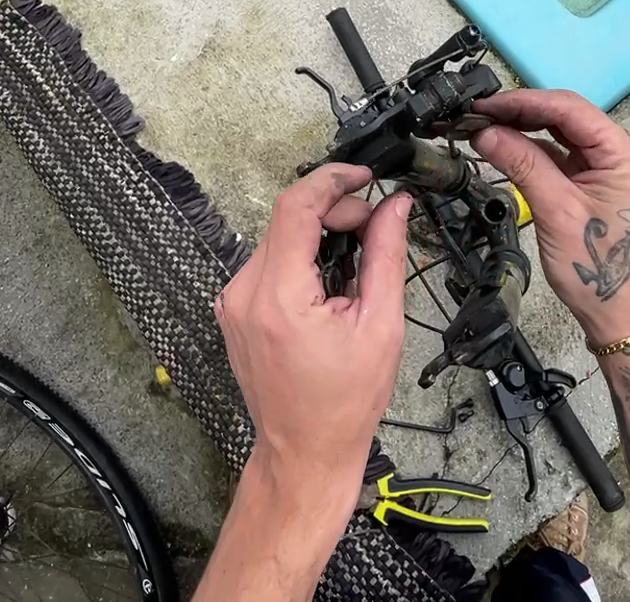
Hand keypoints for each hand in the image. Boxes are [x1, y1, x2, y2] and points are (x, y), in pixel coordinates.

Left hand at [215, 164, 412, 511]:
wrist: (304, 453)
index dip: (333, 180)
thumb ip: (386, 255)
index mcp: (278, 297)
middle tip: (374, 227)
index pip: (296, 207)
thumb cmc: (343, 403)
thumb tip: (396, 206)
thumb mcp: (380, 325)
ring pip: (280, 235)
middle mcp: (245, 293)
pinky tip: (330, 277)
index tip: (364, 176)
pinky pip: (271, 258)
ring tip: (356, 257)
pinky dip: (304, 252)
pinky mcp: (236, 307)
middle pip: (289, 217)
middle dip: (335, 210)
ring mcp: (234, 301)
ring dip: (320, 231)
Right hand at [472, 90, 629, 346]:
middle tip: (478, 115)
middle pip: (569, 118)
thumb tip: (483, 132)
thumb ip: (521, 164)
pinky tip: (509, 149)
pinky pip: (569, 157)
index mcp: (626, 154)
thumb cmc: (598, 272)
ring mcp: (618, 169)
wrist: (627, 320)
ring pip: (567, 136)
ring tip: (487, 129)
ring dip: (528, 131)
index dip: (523, 101)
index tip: (484, 104)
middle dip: (522, 114)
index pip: (570, 108)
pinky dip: (539, 152)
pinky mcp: (606, 184)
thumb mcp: (555, 212)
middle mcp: (628, 153)